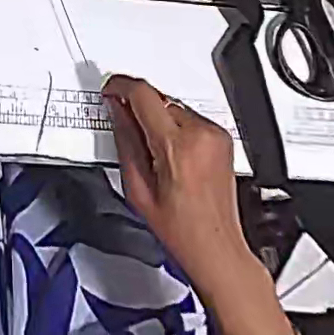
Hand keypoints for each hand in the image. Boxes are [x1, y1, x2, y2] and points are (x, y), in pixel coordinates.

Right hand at [104, 75, 292, 334]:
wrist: (217, 247)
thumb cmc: (181, 229)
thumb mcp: (137, 189)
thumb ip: (124, 140)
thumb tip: (116, 109)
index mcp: (176, 147)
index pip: (143, 94)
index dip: (121, 86)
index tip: (111, 90)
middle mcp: (200, 134)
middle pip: (158, 97)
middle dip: (138, 107)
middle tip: (127, 125)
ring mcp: (214, 134)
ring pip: (172, 105)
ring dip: (158, 117)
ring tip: (155, 150)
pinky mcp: (222, 136)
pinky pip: (189, 115)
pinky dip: (176, 125)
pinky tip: (174, 152)